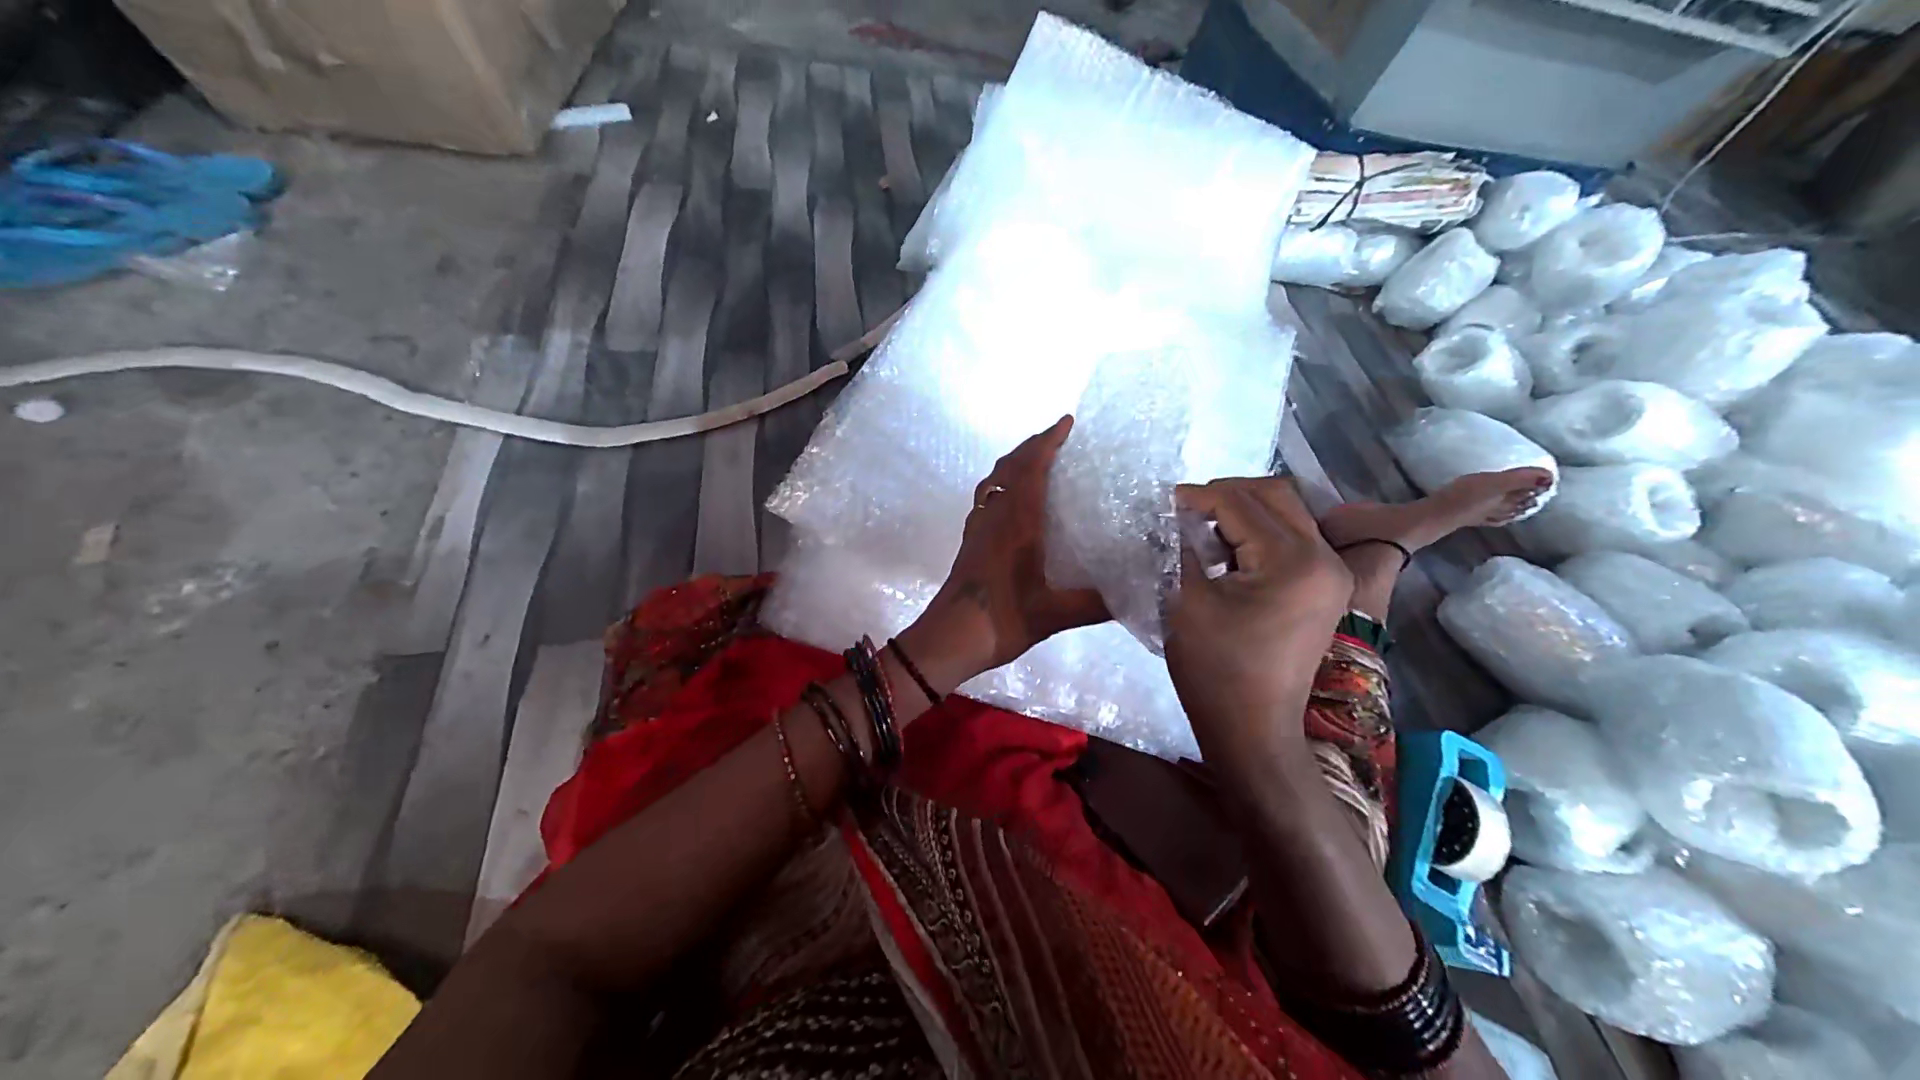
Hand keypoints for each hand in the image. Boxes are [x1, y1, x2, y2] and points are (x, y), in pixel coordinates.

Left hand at [897, 416, 1110, 690]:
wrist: (948, 639)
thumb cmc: (1001, 621)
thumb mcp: (1055, 615)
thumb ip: (1097, 604)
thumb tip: (1139, 591)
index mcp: (1016, 523)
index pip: (1032, 469)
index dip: (1048, 442)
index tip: (1067, 423)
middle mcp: (994, 517)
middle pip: (1010, 467)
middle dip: (1033, 445)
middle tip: (1058, 437)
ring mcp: (978, 528)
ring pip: (994, 481)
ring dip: (1014, 463)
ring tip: (1037, 462)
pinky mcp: (970, 543)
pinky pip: (986, 498)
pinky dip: (1002, 485)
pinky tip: (1013, 503)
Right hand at [1164, 477, 1353, 751]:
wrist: (1253, 730)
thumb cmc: (1215, 669)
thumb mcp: (1186, 603)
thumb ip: (1176, 548)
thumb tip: (1164, 516)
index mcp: (1294, 561)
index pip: (1240, 504)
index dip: (1195, 497)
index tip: (1159, 503)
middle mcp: (1324, 558)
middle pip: (1274, 496)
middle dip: (1223, 495)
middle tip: (1182, 510)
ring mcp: (1330, 574)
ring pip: (1285, 514)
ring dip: (1241, 513)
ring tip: (1199, 529)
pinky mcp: (1324, 590)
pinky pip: (1291, 540)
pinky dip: (1256, 535)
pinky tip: (1224, 552)